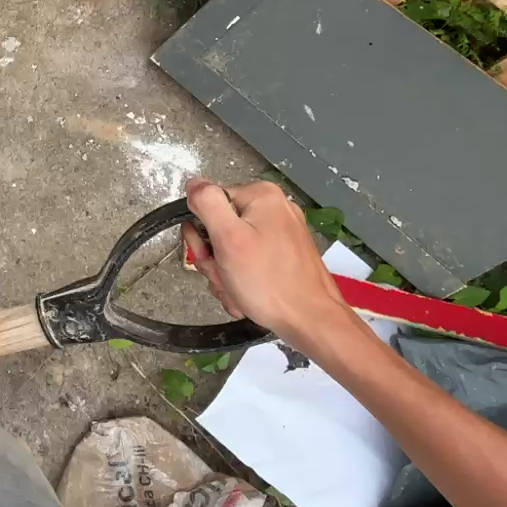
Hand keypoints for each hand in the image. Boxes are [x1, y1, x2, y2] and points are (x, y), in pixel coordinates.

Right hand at [181, 178, 355, 348]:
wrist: (313, 323)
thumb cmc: (269, 282)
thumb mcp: (228, 238)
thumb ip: (207, 203)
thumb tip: (193, 182)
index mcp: (261, 196)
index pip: (207, 204)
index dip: (201, 233)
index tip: (211, 256)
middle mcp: (274, 209)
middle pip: (218, 225)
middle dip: (213, 256)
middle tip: (225, 275)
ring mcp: (281, 232)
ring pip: (230, 246)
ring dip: (224, 271)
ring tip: (237, 288)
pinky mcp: (284, 254)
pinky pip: (248, 258)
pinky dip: (240, 277)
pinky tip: (247, 293)